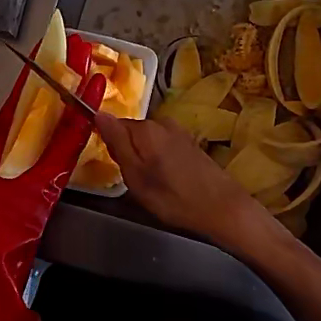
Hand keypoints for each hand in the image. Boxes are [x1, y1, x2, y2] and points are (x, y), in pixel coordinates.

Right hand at [92, 112, 278, 251]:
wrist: (221, 207)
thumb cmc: (173, 197)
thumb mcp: (135, 176)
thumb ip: (116, 143)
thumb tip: (99, 114)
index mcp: (145, 128)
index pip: (113, 126)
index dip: (109, 145)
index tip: (113, 165)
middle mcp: (163, 123)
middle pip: (132, 133)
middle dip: (128, 152)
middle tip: (133, 181)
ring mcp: (179, 132)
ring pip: (149, 141)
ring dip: (145, 158)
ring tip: (152, 184)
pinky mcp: (191, 144)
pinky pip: (164, 147)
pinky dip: (160, 161)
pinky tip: (167, 181)